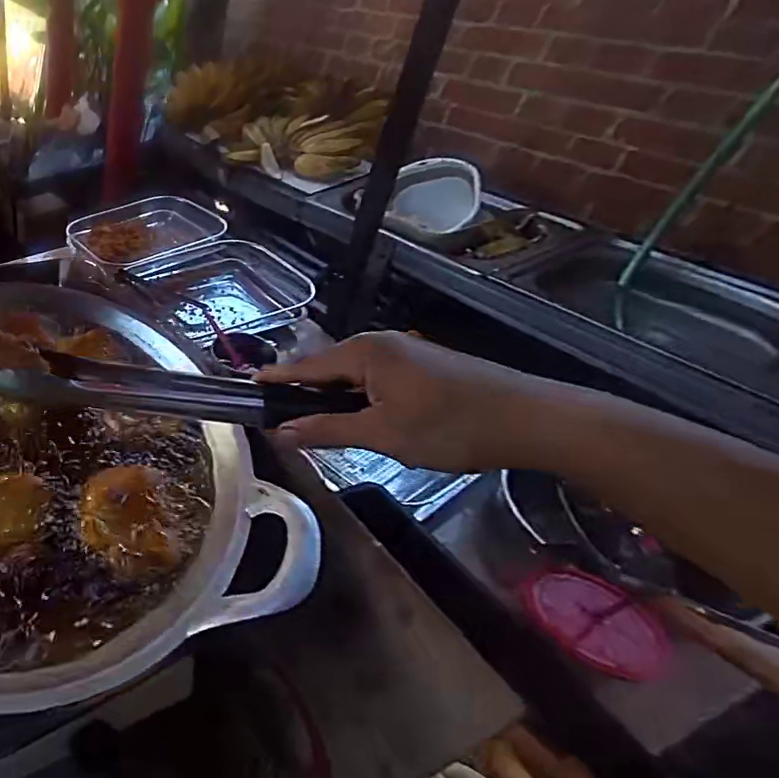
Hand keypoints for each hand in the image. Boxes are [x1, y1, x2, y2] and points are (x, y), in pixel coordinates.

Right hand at [256, 331, 583, 471]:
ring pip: (354, 375)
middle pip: (329, 367)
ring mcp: (404, 352)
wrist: (529, 419)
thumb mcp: (384, 434)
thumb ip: (329, 431)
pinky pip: (376, 378)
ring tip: (317, 422)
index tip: (249, 384)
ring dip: (335, 397)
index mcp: (364, 352)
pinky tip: (363, 418)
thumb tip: (283, 432)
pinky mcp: (423, 365)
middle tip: (281, 416)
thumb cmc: (450, 425)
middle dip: (306, 391)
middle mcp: (380, 343)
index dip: (278, 378)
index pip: (307, 365)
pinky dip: (360, 396)